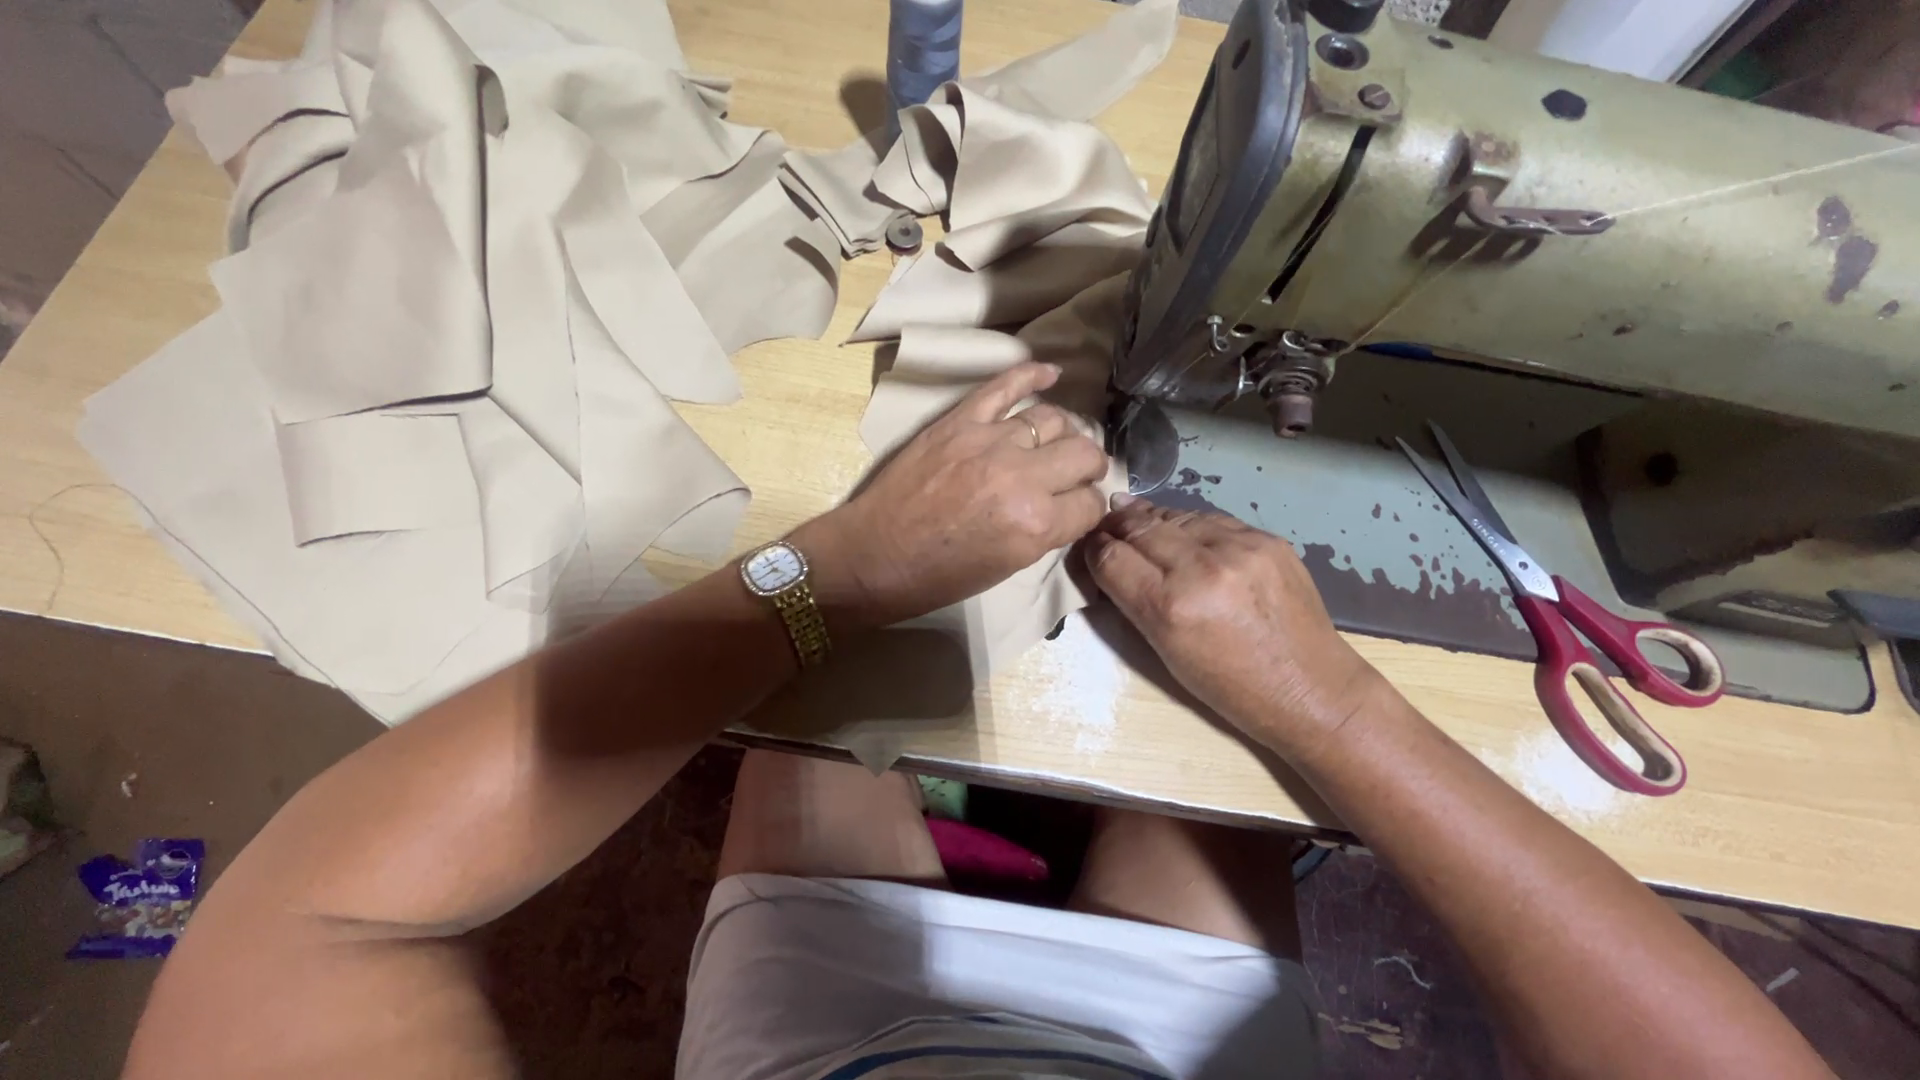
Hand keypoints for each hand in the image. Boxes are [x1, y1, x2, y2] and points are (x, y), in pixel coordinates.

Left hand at [797, 362, 1111, 629]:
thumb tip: (1068, 505)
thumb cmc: (939, 576)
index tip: (1081, 510)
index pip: (1090, 504)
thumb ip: (1046, 530)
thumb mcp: (1009, 566)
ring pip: (1051, 419)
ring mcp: (989, 441)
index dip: (1090, 509)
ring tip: (1058, 443)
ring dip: (1063, 433)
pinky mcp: (959, 421)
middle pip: (1083, 454)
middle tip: (1080, 475)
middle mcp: (1021, 476)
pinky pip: (1004, 386)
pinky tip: (1049, 373)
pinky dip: (1030, 375)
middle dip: (1090, 468)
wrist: (874, 556)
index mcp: (1036, 523)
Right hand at [1084, 495, 1386, 752]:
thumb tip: (1109, 557)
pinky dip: (1191, 526)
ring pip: (1176, 516)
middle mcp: (1202, 569)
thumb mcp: (1165, 653)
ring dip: (1152, 520)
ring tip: (1138, 522)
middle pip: (1139, 527)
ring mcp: (1239, 548)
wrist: (1310, 689)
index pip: (1111, 557)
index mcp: (1170, 608)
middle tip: (1106, 526)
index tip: (1089, 548)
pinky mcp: (1267, 539)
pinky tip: (1183, 534)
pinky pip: (1212, 520)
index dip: (1093, 549)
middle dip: (1117, 526)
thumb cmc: (1229, 688)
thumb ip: (1134, 601)